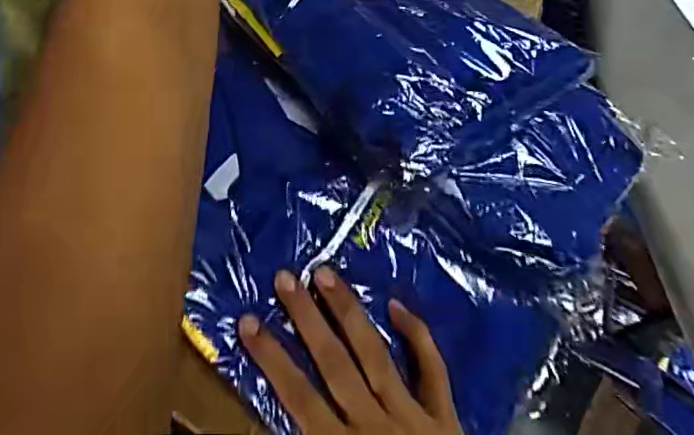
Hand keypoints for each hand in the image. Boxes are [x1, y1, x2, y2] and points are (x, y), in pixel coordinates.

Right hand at [240, 267, 463, 434]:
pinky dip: (417, 335)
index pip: (297, 397)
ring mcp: (411, 415)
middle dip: (306, 319)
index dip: (272, 357)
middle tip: (285, 277)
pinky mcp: (444, 416)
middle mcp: (372, 425)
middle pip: (333, 363)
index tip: (249, 321)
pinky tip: (397, 304)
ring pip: (373, 354)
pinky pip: (432, 368)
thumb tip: (270, 425)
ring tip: (325, 273)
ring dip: (347, 312)